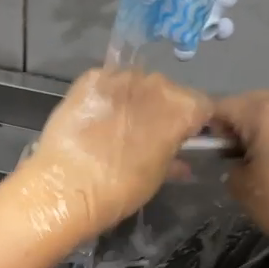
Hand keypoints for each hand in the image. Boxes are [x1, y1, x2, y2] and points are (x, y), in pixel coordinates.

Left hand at [14, 68, 210, 239]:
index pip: (201, 107)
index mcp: (182, 107)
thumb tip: (180, 159)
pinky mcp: (88, 78)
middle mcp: (156, 83)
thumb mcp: (157, 177)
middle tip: (144, 137)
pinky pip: (106, 82)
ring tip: (114, 128)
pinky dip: (104, 96)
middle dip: (161, 110)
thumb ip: (174, 158)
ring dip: (132, 101)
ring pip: (136, 84)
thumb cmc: (120, 190)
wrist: (67, 187)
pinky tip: (94, 118)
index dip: (193, 124)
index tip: (181, 139)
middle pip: (167, 91)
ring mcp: (120, 77)